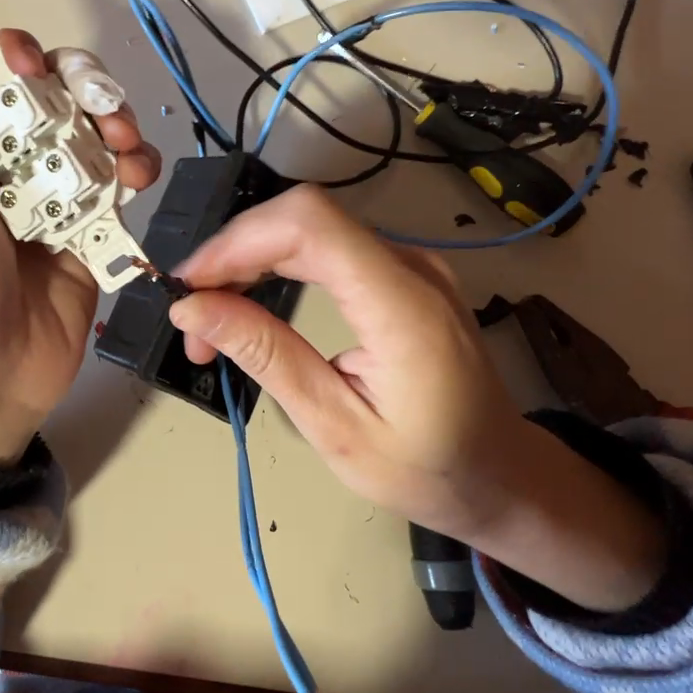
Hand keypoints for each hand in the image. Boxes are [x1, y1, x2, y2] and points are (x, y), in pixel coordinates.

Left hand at [0, 12, 161, 463]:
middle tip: (100, 104)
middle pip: (51, 95)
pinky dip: (134, 169)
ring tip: (125, 145)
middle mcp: (5, 164)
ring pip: (91, 131)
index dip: (12, 58)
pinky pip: (118, 182)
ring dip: (115, 123)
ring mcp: (51, 195)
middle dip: (81, 85)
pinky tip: (137, 176)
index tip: (33, 67)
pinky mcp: (89, 228)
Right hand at [168, 186, 665, 610]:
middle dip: (231, 255)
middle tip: (191, 317)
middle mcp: (411, 265)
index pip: (310, 225)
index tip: (189, 287)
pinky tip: (247, 304)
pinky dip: (272, 266)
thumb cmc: (426, 468)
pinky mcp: (398, 272)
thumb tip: (192, 308)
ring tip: (210, 319)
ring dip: (246, 262)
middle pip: (302, 217)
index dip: (237, 241)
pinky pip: (323, 245)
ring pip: (306, 226)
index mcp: (403, 306)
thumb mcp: (336, 428)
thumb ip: (267, 356)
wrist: (503, 475)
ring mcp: (409, 263)